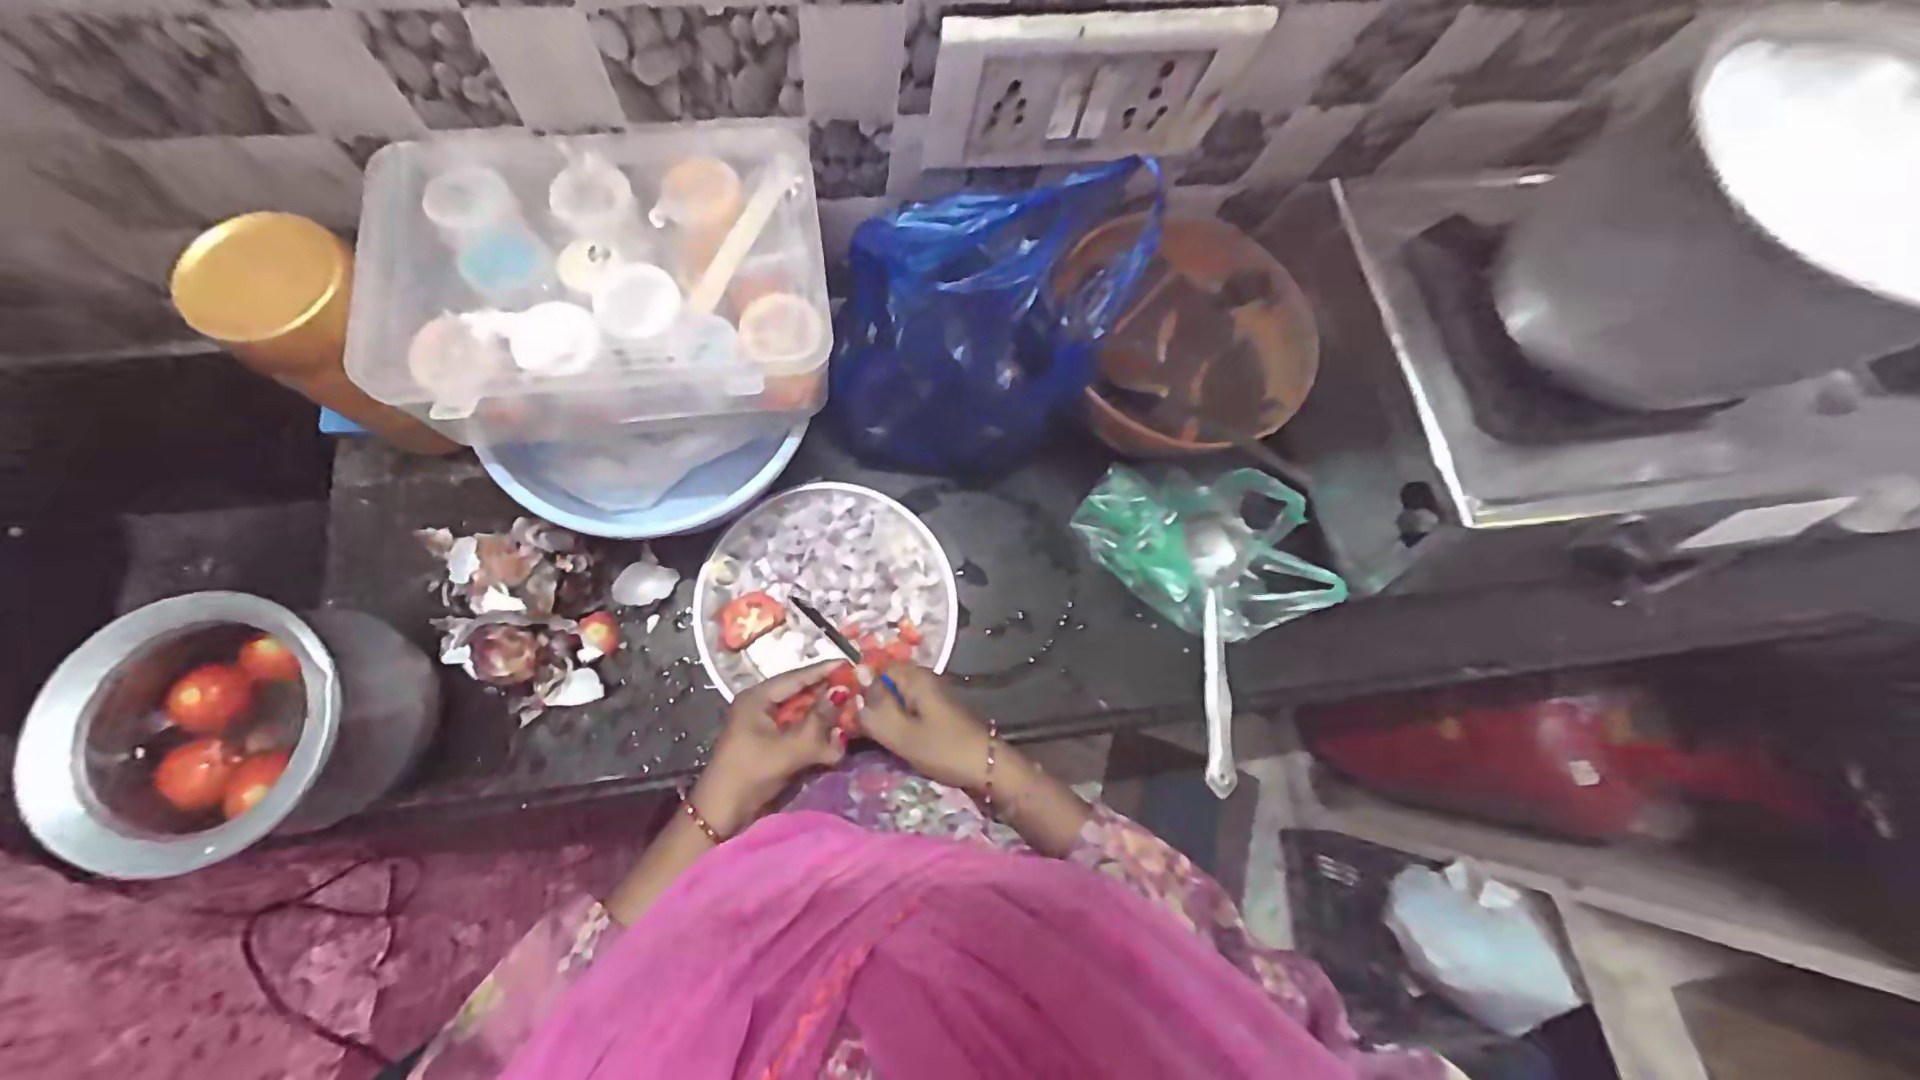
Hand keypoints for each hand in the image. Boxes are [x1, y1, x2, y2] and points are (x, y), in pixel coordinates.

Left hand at [695, 660, 850, 834]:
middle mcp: (762, 707)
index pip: (797, 677)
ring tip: (852, 715)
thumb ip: (818, 720)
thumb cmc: (750, 773)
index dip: (824, 670)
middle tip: (857, 691)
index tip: (850, 664)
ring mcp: (767, 727)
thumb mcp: (788, 747)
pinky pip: (800, 732)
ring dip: (825, 718)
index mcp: (758, 698)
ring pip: (803, 715)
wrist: (723, 815)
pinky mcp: (772, 745)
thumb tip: (843, 693)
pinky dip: (817, 735)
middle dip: (828, 696)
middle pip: (802, 694)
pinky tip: (837, 741)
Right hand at [854, 665, 992, 791]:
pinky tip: (895, 741)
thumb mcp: (900, 732)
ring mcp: (933, 697)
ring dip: (886, 716)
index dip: (861, 685)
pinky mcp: (938, 714)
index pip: (878, 667)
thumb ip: (875, 705)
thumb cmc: (943, 749)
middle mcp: (925, 680)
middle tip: (859, 728)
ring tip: (874, 737)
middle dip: (872, 703)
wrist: (988, 768)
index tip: (848, 709)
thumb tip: (857, 673)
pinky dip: (900, 723)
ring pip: (898, 699)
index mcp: (916, 677)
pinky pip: (910, 711)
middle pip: (888, 684)